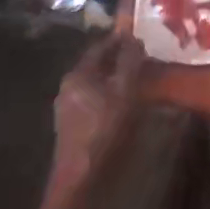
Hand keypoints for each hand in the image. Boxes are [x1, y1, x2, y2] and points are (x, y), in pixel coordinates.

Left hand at [51, 36, 143, 186]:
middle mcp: (68, 85)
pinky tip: (122, 99)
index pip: (101, 46)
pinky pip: (92, 95)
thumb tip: (133, 37)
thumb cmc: (104, 127)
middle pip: (96, 63)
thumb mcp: (124, 90)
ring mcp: (67, 104)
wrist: (80, 174)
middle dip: (118, 57)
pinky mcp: (70, 121)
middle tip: (143, 56)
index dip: (121, 39)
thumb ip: (129, 62)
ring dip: (114, 75)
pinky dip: (108, 91)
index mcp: (78, 74)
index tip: (141, 35)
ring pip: (94, 80)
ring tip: (137, 76)